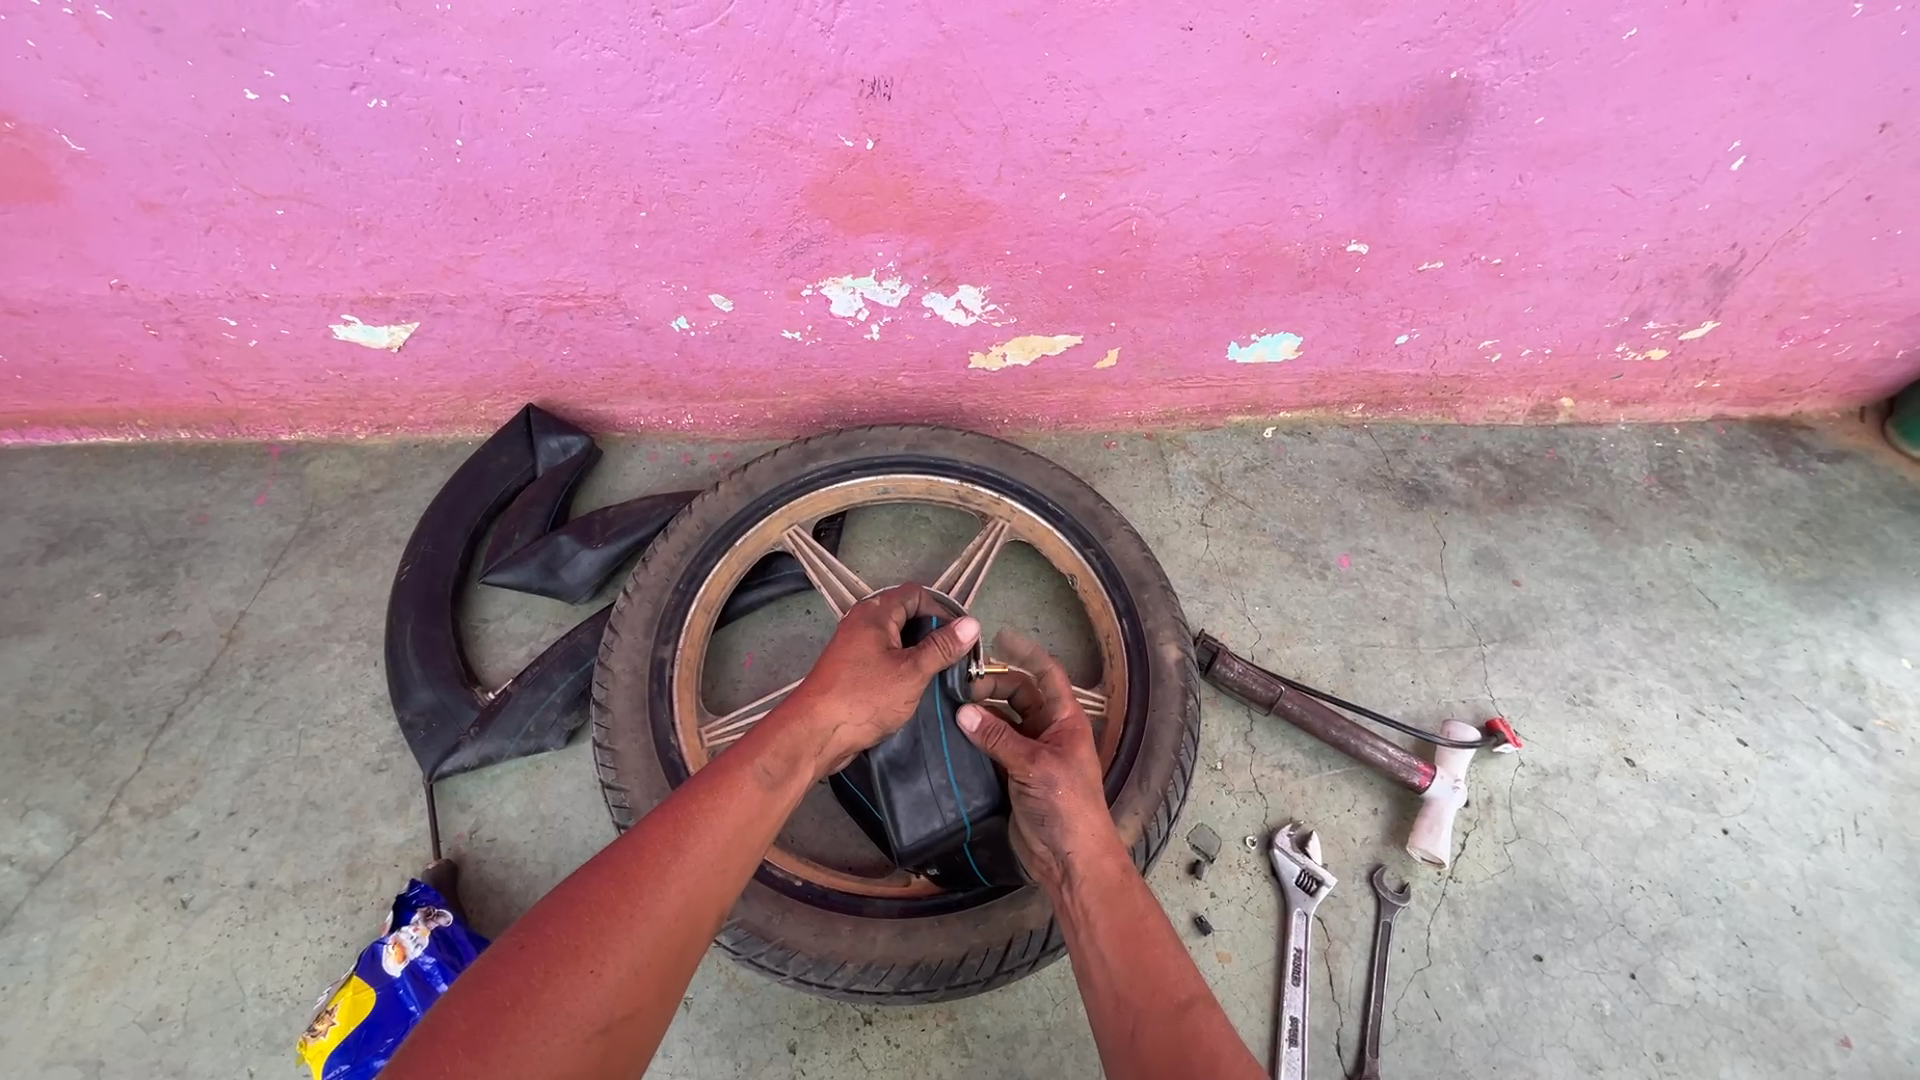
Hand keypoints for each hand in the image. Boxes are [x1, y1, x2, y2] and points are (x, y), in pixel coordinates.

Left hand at [776, 583, 979, 778]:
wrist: (815, 733)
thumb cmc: (863, 698)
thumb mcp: (912, 672)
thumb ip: (942, 647)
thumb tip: (971, 624)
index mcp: (875, 613)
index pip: (917, 594)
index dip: (942, 610)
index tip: (961, 636)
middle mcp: (863, 622)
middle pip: (906, 614)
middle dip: (933, 632)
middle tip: (955, 656)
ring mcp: (855, 646)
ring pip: (896, 639)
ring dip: (919, 652)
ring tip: (942, 673)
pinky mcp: (852, 669)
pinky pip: (885, 657)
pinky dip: (904, 665)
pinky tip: (918, 686)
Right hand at [955, 629, 1118, 889]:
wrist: (1070, 860)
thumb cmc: (1066, 806)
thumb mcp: (1033, 766)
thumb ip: (998, 737)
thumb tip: (962, 711)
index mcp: (1064, 720)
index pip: (1047, 675)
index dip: (1027, 654)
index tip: (999, 638)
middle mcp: (1047, 731)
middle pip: (1019, 695)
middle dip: (992, 687)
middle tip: (960, 689)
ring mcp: (1030, 753)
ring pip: (1003, 720)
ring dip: (981, 713)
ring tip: (950, 707)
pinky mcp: (1013, 775)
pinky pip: (992, 746)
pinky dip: (976, 738)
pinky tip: (954, 734)